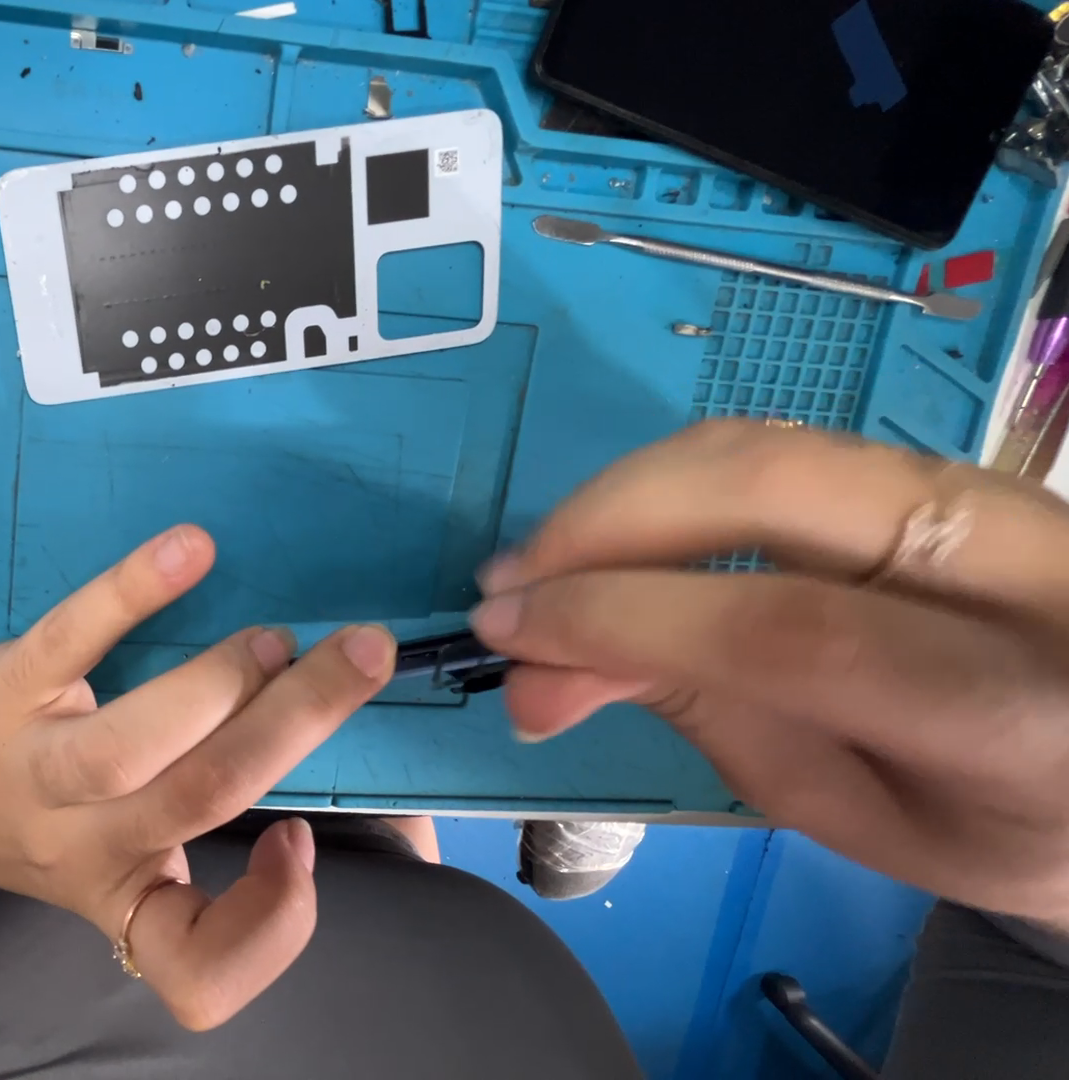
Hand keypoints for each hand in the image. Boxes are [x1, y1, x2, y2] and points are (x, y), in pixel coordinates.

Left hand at [0, 525, 395, 1028]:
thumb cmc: (24, 821)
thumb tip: (289, 730)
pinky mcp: (1, 693)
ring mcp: (36, 767)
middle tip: (363, 655)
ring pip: (138, 742)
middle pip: (201, 797)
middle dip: (295, 723)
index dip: (274, 925)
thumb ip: (184, 818)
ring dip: (225, 682)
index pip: (197, 970)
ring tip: (274, 640)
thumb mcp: (98, 856)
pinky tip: (191, 549)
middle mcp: (79, 842)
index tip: (294, 837)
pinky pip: (72, 641)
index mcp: (118, 892)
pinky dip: (135, 592)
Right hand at [469, 419, 1068, 928]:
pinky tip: (599, 537)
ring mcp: (977, 489)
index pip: (787, 631)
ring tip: (537, 564)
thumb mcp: (832, 802)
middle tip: (509, 584)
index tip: (504, 632)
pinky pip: (754, 446)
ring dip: (609, 496)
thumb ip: (689, 715)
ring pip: (752, 444)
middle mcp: (1022, 563)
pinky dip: (647, 485)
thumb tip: (529, 678)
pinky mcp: (918, 462)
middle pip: (768, 484)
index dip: (616, 619)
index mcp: (1023, 707)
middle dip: (600, 523)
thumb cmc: (973, 811)